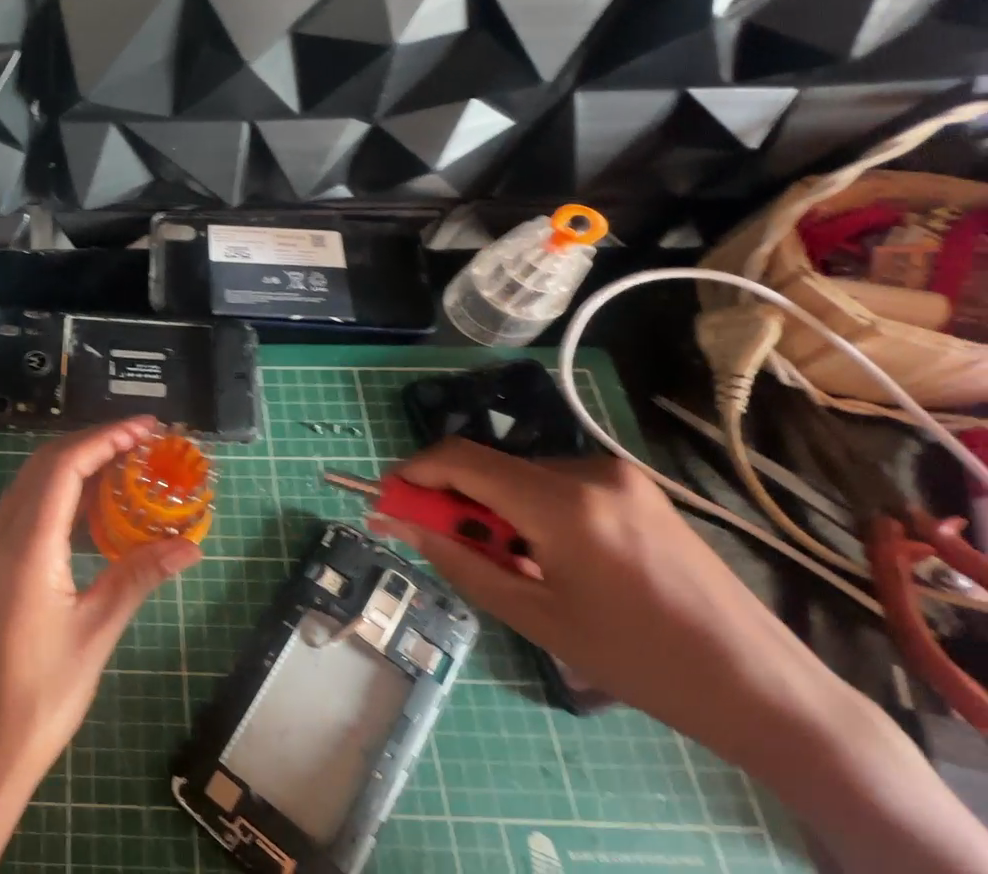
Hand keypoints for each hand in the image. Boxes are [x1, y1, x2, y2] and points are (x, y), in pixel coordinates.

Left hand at [0, 415, 201, 780]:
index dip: (105, 438)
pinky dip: (58, 497)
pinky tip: (92, 513)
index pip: (64, 466)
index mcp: (25, 546)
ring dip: (74, 468)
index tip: (147, 428)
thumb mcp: (98, 630)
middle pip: (44, 465)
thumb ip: (138, 576)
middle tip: (144, 444)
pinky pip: (23, 511)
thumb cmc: (44, 693)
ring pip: (30, 485)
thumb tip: (190, 545)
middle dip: (93, 444)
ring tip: (125, 470)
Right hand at [370, 439, 825, 746]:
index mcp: (564, 503)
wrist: (759, 685)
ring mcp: (621, 478)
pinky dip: (530, 513)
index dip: (413, 473)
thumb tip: (398, 522)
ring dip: (493, 511)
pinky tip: (548, 561)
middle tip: (441, 548)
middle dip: (453, 501)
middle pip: (490, 468)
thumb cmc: (637, 660)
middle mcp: (590, 472)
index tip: (384, 500)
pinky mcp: (638, 492)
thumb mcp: (532, 614)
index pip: (461, 459)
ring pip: (521, 478)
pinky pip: (557, 487)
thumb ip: (457, 558)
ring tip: (510, 569)